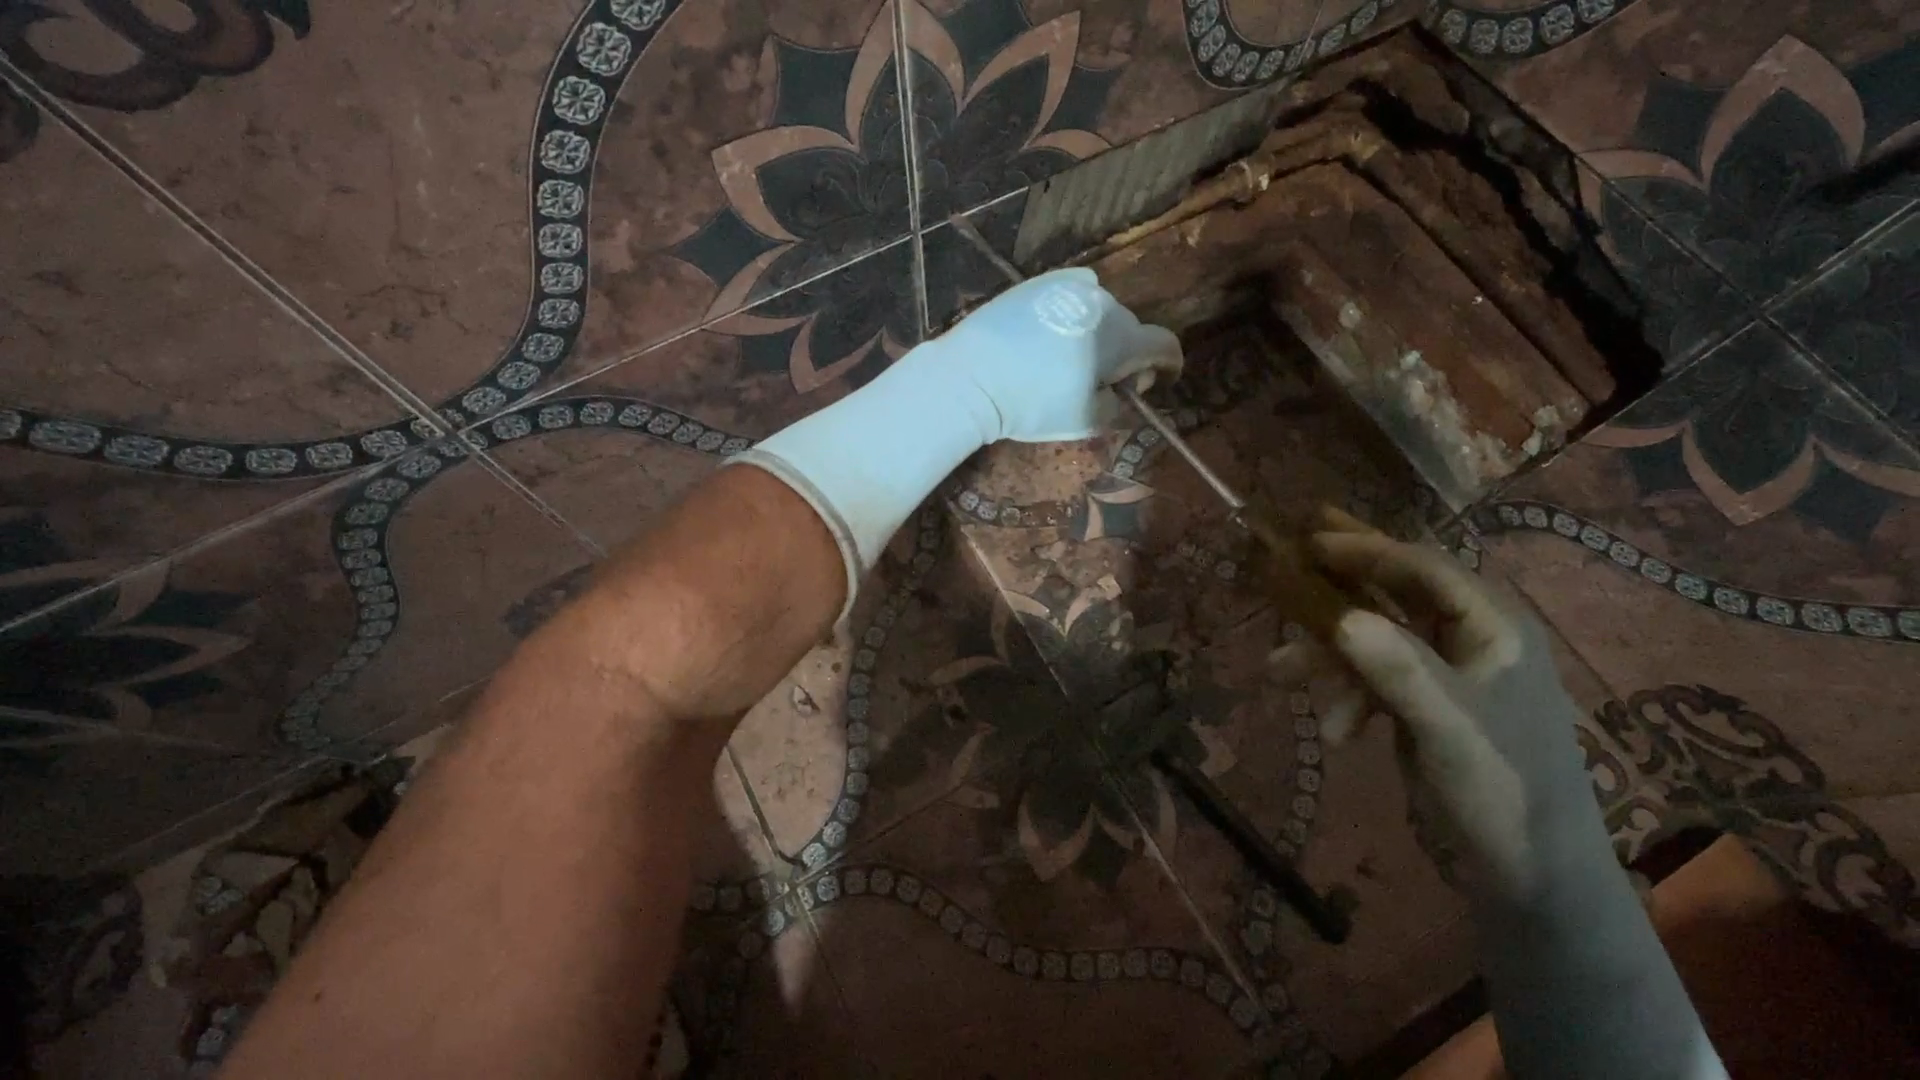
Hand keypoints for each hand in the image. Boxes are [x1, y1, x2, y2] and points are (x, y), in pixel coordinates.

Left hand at [909, 267, 1183, 442]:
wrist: (970, 378)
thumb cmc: (1032, 405)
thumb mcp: (1087, 420)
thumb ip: (1122, 404)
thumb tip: (1129, 388)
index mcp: (1123, 337)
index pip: (1165, 346)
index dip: (1166, 368)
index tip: (1148, 384)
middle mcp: (1104, 302)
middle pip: (1130, 330)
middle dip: (1124, 356)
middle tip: (1096, 383)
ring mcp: (1069, 286)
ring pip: (1099, 312)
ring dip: (1095, 333)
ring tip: (1065, 360)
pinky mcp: (1039, 283)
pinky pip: (1071, 295)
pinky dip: (1072, 314)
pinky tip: (1049, 335)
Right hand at [1283, 528, 1606, 904]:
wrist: (1530, 876)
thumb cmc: (1502, 791)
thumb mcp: (1448, 727)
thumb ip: (1397, 667)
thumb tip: (1338, 616)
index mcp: (1494, 628)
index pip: (1424, 568)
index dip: (1366, 551)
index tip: (1308, 545)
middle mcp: (1470, 640)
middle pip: (1392, 597)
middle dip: (1336, 603)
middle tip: (1284, 584)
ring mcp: (1445, 675)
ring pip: (1373, 642)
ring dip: (1330, 661)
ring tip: (1280, 679)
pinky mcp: (1424, 707)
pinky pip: (1372, 681)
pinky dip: (1346, 698)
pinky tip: (1335, 732)